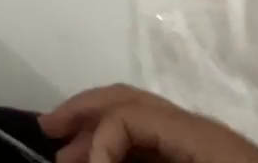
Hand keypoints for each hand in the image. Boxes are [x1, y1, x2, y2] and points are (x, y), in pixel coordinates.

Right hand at [40, 86, 257, 162]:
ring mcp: (207, 147)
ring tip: (66, 154)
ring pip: (142, 120)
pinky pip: (157, 145)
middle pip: (133, 100)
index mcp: (202, 137)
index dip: (101, 140)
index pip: (133, 114)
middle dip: (88, 112)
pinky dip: (126, 151)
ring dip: (102, 132)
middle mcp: (201, 131)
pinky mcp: (209, 162)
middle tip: (48, 130)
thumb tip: (93, 161)